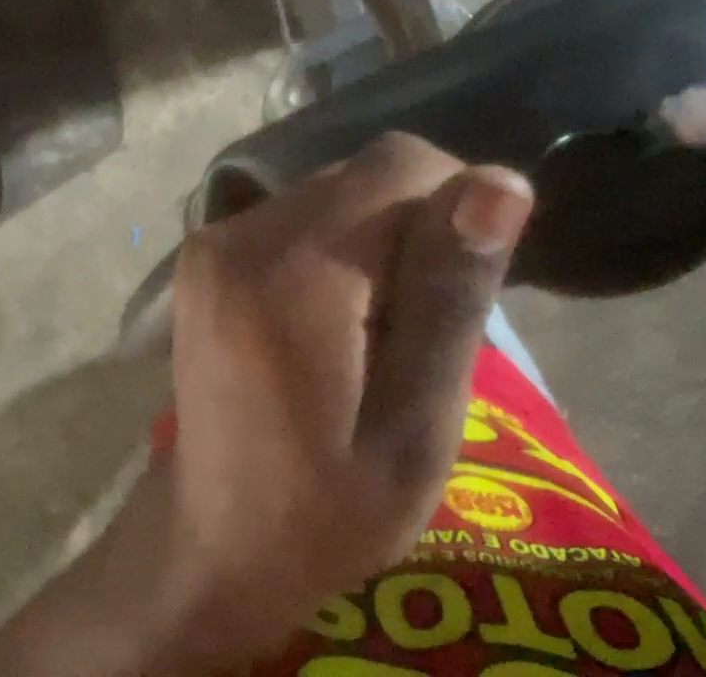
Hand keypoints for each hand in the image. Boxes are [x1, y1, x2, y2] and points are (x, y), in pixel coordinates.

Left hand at [154, 133, 533, 663]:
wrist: (214, 540)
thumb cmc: (327, 508)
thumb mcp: (416, 425)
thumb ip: (452, 296)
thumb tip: (501, 180)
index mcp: (290, 273)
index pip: (401, 164)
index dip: (454, 209)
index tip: (460, 292)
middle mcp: (239, 234)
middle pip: (365, 176)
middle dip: (414, 231)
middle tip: (418, 331)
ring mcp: (211, 240)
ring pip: (336, 191)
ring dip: (377, 242)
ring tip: (376, 334)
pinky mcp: (204, 253)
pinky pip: (300, 215)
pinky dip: (338, 250)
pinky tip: (334, 323)